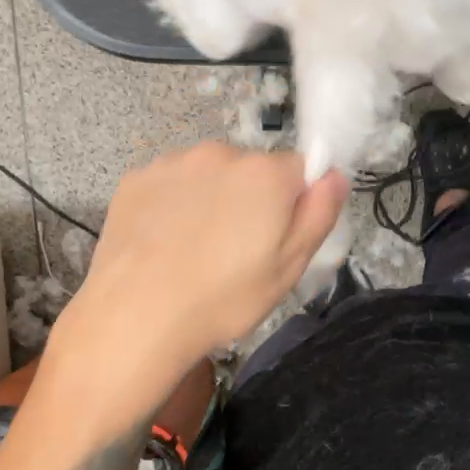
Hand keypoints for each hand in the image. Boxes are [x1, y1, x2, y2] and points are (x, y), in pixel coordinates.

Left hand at [57, 143, 348, 370]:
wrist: (135, 316)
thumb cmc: (223, 298)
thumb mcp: (289, 268)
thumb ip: (318, 215)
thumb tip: (334, 176)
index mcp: (266, 174)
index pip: (302, 169)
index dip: (297, 203)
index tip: (280, 238)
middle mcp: (221, 154)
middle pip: (254, 170)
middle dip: (254, 201)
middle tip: (240, 252)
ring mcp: (174, 163)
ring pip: (211, 177)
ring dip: (214, 201)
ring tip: (199, 251)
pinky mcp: (137, 179)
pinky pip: (172, 185)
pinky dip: (176, 206)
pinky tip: (168, 245)